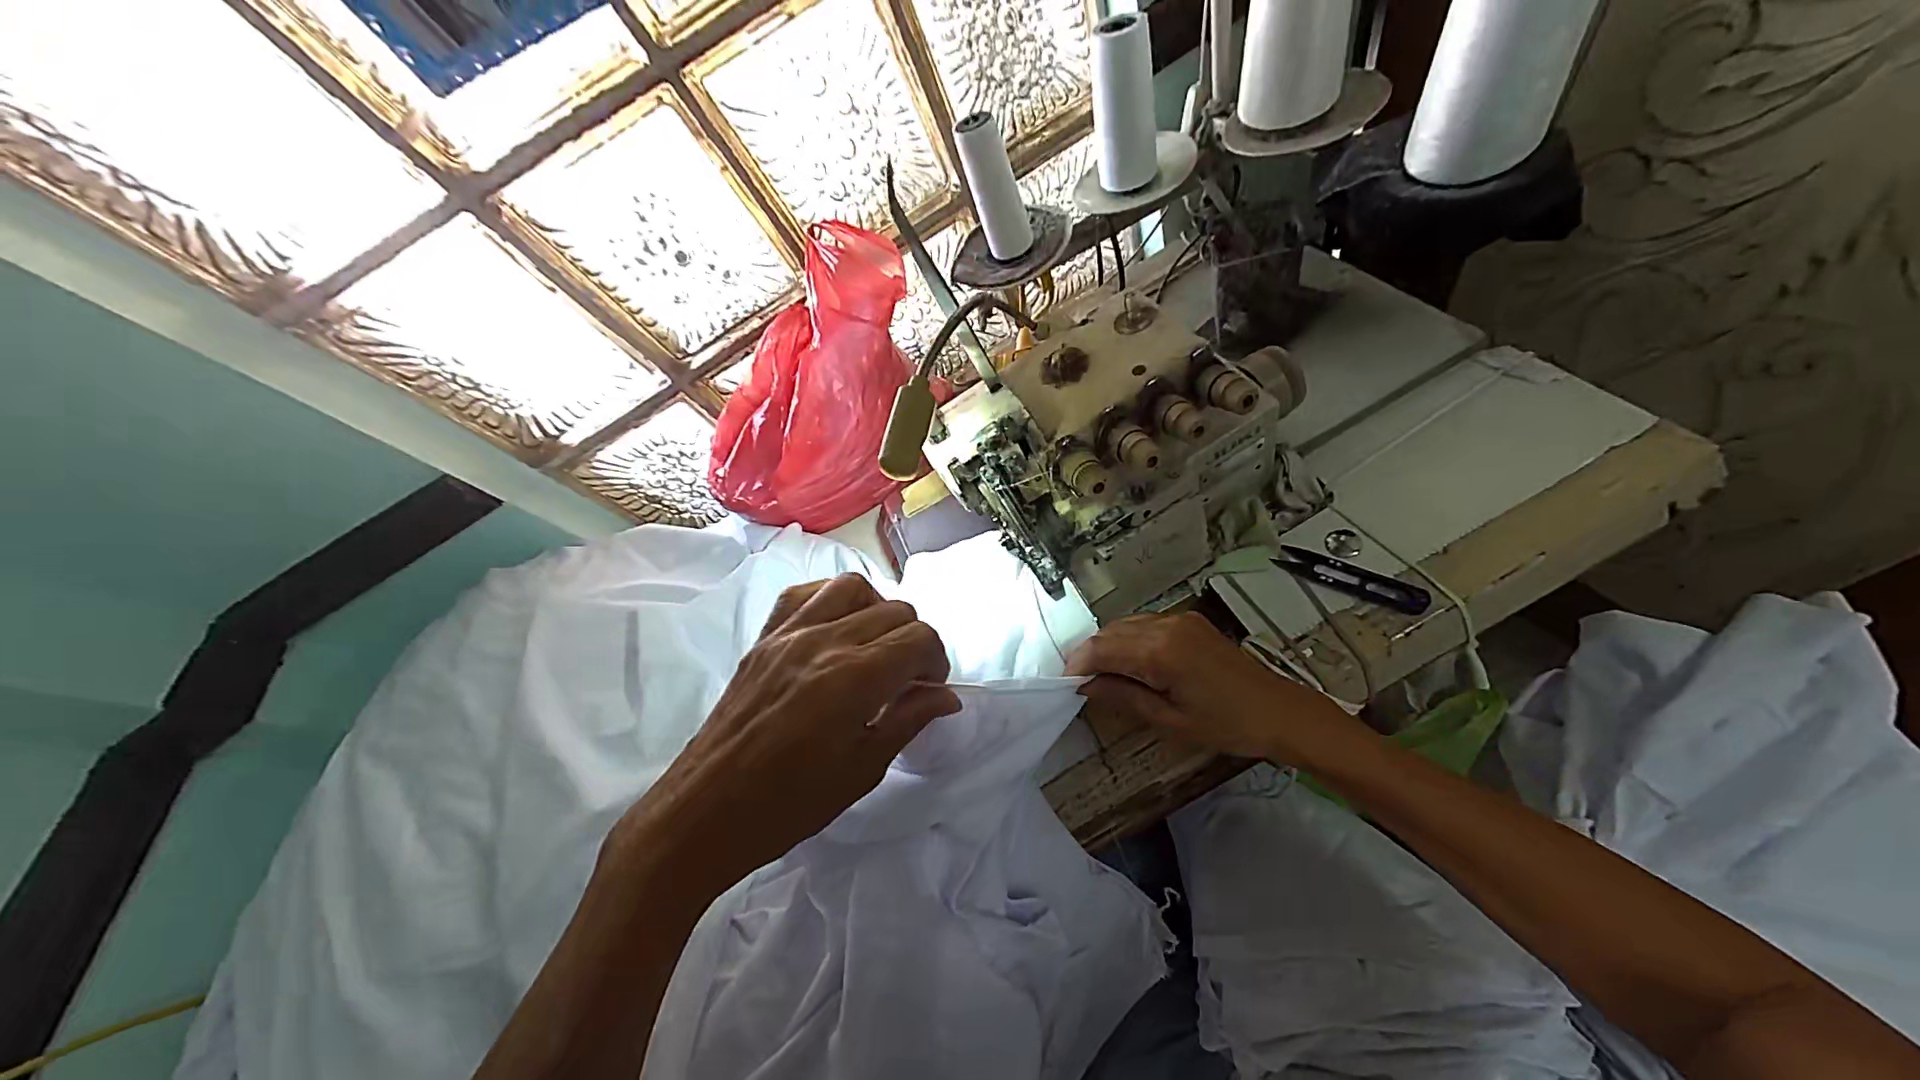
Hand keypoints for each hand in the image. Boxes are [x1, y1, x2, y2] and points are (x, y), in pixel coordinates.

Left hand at [609, 574, 958, 893]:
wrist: (705, 812)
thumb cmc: (788, 805)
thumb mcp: (862, 770)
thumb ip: (908, 720)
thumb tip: (946, 695)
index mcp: (854, 679)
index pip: (919, 638)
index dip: (937, 662)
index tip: (930, 690)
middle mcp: (824, 642)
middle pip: (894, 610)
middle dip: (914, 640)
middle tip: (908, 679)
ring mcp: (788, 634)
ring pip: (852, 587)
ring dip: (877, 610)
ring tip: (876, 646)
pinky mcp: (763, 639)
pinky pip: (804, 594)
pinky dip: (830, 599)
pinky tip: (836, 629)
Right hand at [1066, 611, 1364, 765]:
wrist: (1280, 712)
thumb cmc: (1228, 725)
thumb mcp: (1170, 720)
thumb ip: (1123, 697)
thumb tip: (1086, 686)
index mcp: (1161, 651)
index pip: (1101, 649)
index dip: (1077, 665)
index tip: (1063, 685)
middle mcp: (1166, 625)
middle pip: (1109, 633)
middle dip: (1088, 655)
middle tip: (1078, 683)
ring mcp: (1179, 619)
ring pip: (1125, 625)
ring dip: (1107, 646)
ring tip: (1100, 676)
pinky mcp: (1189, 621)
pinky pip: (1144, 624)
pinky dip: (1128, 640)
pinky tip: (1128, 663)